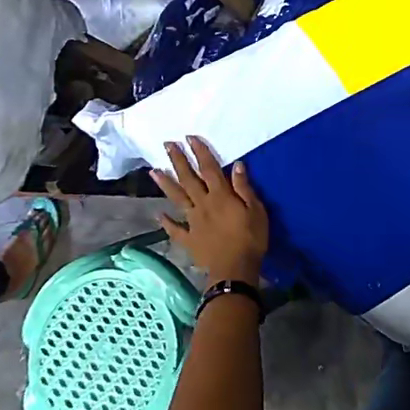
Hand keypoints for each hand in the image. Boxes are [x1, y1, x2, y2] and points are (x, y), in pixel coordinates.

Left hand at [150, 137, 269, 285]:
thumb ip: (244, 188)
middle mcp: (203, 205)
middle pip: (188, 179)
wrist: (234, 271)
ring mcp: (193, 222)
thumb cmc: (250, 239)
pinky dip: (166, 221)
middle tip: (167, 145)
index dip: (200, 152)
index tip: (189, 137)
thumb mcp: (256, 210)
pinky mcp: (189, 239)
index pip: (209, 169)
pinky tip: (159, 214)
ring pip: (177, 199)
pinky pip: (175, 229)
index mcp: (220, 196)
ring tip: (153, 171)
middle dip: (178, 160)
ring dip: (165, 184)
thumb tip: (236, 165)